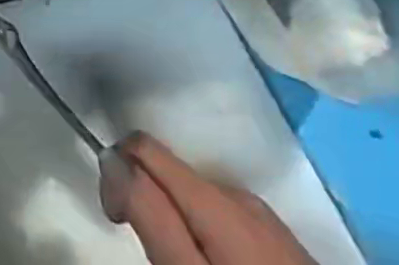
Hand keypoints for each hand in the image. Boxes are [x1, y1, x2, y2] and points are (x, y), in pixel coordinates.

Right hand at [104, 133, 316, 264]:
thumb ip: (148, 212)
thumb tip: (112, 157)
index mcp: (214, 199)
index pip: (141, 145)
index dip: (115, 172)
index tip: (118, 221)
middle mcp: (241, 197)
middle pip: (169, 170)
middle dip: (148, 200)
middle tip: (155, 256)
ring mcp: (269, 222)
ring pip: (197, 196)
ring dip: (178, 220)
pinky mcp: (286, 247)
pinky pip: (227, 220)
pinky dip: (207, 235)